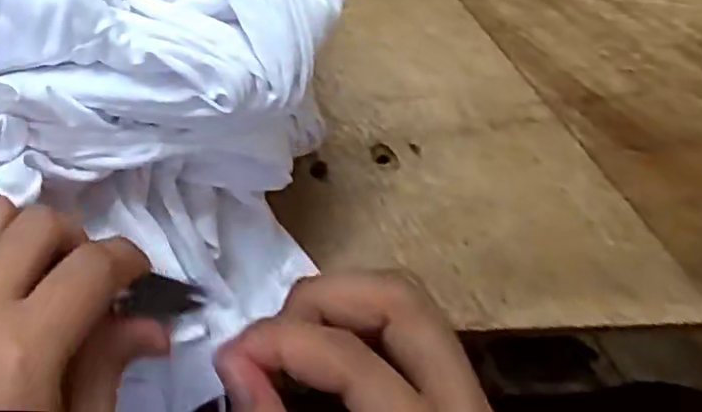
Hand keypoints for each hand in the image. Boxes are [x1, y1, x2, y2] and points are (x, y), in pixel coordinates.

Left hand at [0, 198, 170, 411]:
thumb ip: (106, 367)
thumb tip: (152, 324)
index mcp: (23, 348)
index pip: (88, 268)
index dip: (126, 259)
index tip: (141, 271)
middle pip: (38, 222)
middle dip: (77, 239)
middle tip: (90, 278)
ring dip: (28, 230)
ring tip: (43, 270)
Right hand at [215, 272, 490, 411]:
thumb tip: (232, 361)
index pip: (353, 359)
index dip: (276, 342)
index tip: (229, 359)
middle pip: (401, 302)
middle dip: (318, 301)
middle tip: (273, 338)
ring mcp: (472, 411)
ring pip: (406, 305)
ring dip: (335, 307)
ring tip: (292, 345)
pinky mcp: (458, 411)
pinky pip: (405, 340)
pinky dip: (352, 329)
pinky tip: (321, 365)